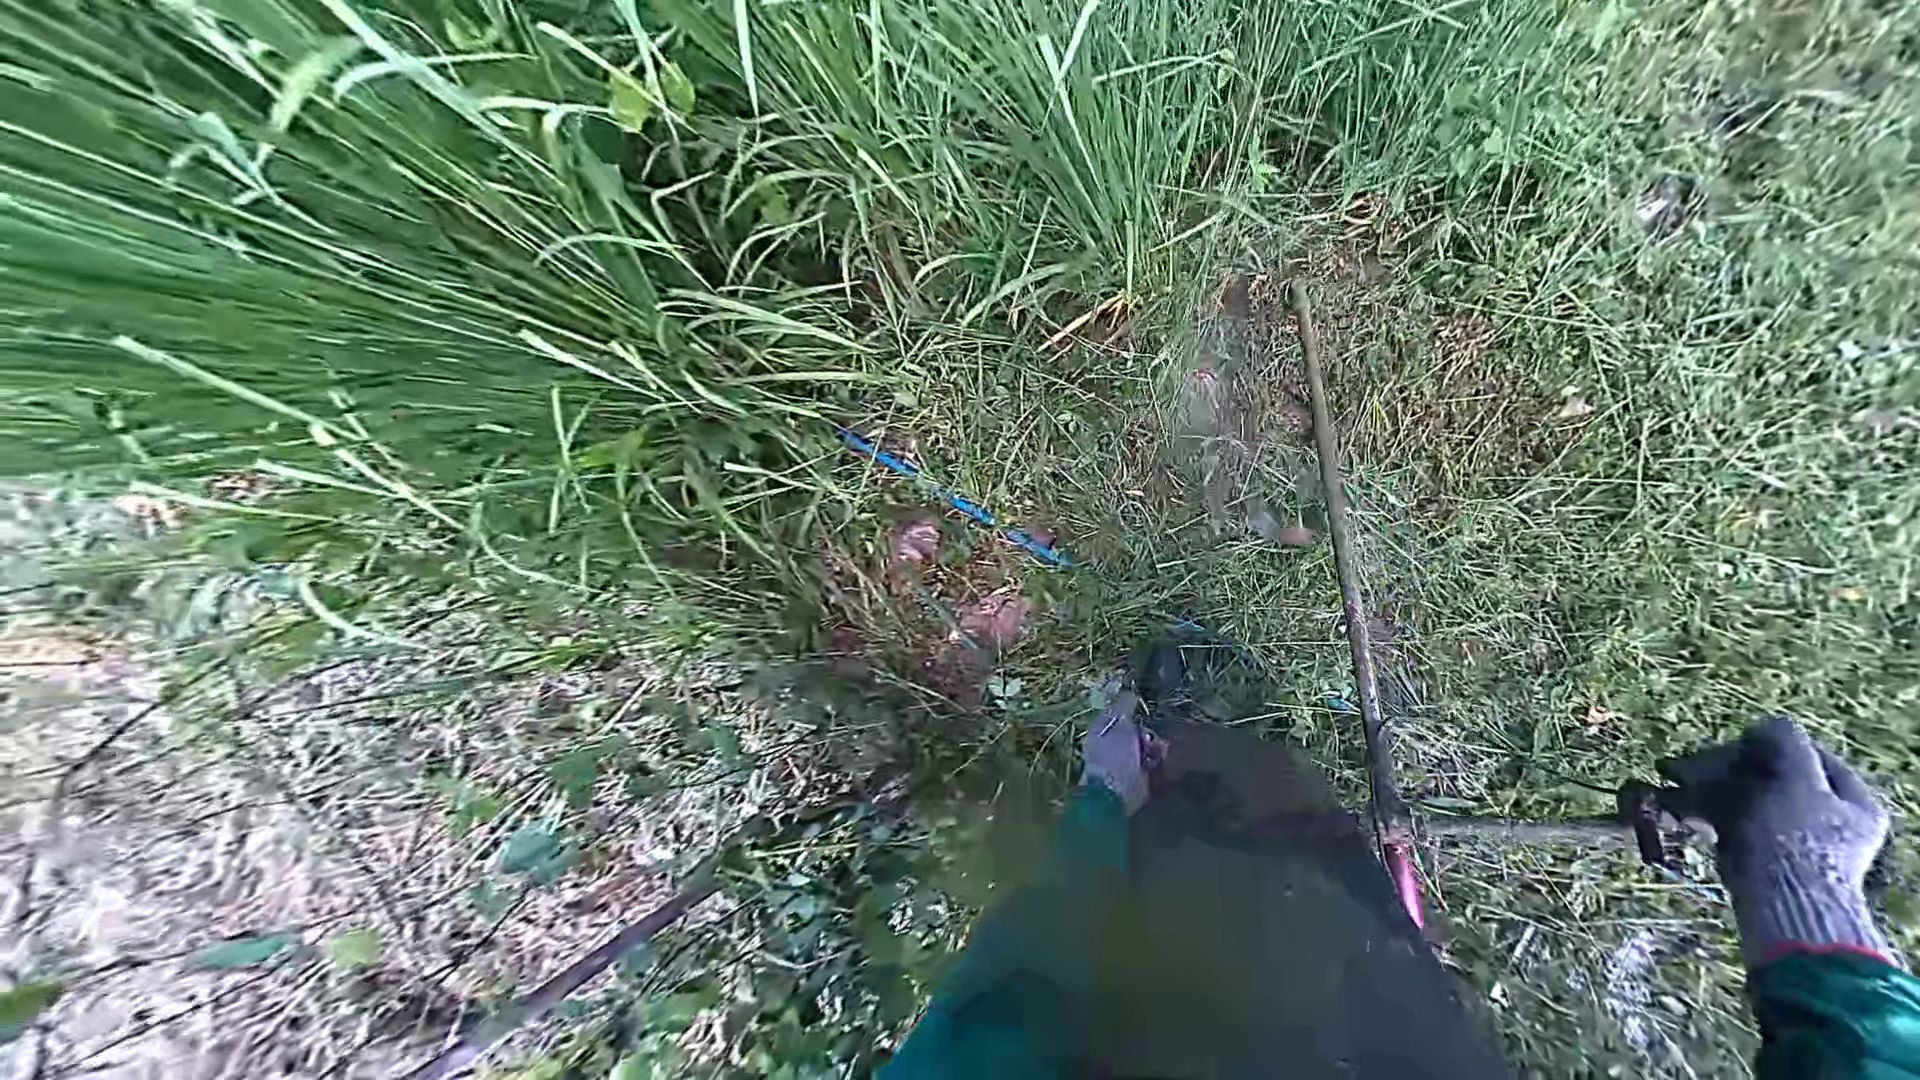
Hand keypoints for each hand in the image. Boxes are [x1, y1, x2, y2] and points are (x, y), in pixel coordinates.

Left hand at [1082, 691, 1162, 814]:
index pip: (1120, 714)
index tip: (1144, 711)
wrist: (1115, 794)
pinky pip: (1154, 762)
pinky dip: (1158, 761)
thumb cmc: (1113, 757)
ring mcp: (1126, 760)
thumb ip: (1124, 708)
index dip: (1133, 711)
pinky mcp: (1140, 776)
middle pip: (1137, 730)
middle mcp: (1114, 743)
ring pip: (1148, 746)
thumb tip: (1130, 693)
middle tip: (1152, 740)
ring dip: (1156, 747)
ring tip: (1158, 752)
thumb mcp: (1119, 727)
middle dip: (1147, 733)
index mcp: (1103, 729)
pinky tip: (1160, 763)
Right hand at [1660, 717, 1895, 966]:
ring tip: (1680, 781)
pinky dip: (1709, 806)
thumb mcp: (1799, 784)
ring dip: (1712, 783)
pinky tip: (1684, 804)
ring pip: (1748, 792)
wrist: (1780, 892)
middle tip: (1700, 762)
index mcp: (1853, 799)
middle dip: (1732, 764)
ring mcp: (1797, 831)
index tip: (1736, 743)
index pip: (1811, 755)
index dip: (1772, 744)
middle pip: (1775, 773)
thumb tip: (1776, 722)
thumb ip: (1790, 749)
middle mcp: (1831, 814)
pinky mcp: (1765, 844)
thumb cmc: (1795, 835)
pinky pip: (1735, 815)